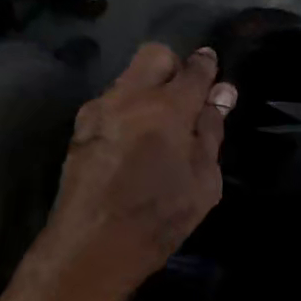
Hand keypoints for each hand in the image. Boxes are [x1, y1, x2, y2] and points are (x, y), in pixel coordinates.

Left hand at [30, 44, 237, 300]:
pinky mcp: (78, 129)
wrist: (92, 246)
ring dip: (146, 88)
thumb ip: (211, 131)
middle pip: (154, 55)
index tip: (211, 66)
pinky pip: (109, 103)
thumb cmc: (160, 218)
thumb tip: (222, 93)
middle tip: (183, 97)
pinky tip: (130, 141)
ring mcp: (98, 110)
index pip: (193, 69)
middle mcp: (129, 97)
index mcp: (168, 107)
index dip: (206, 65)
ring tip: (155, 125)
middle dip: (173, 66)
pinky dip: (125, 110)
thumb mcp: (204, 182)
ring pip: (128, 77)